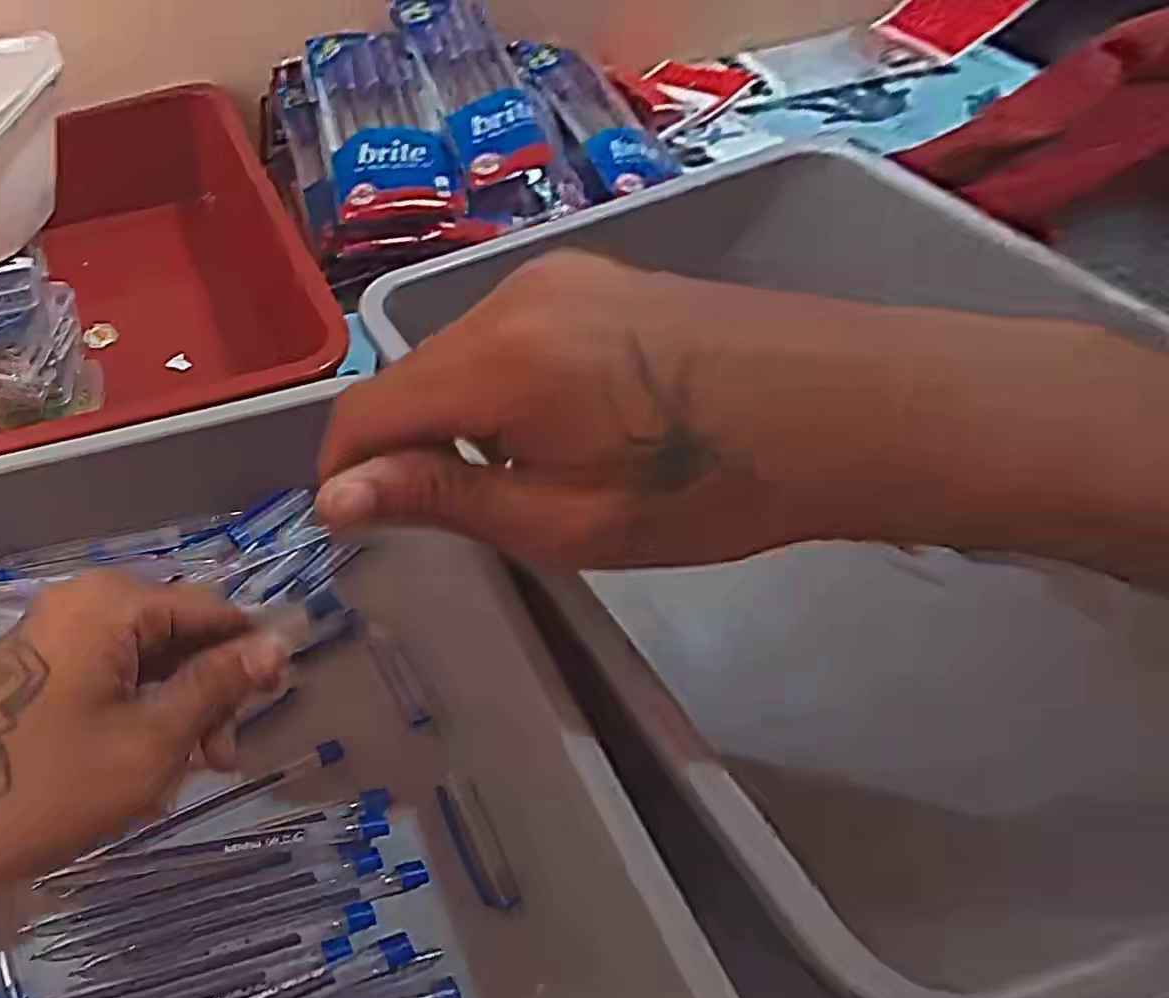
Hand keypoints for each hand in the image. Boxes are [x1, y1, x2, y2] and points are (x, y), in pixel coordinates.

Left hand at [0, 572, 287, 887]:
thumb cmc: (46, 787)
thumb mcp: (150, 741)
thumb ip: (216, 685)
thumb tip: (275, 644)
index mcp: (113, 602)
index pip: (210, 609)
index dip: (249, 652)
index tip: (274, 702)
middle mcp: (82, 600)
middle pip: (175, 632)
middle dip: (205, 692)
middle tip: (219, 759)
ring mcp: (54, 630)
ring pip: (142, 658)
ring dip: (171, 708)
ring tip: (176, 773)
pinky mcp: (36, 663)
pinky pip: (106, 672)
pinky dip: (133, 711)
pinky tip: (136, 763)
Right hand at [318, 250, 1168, 575]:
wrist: (868, 407)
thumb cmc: (705, 488)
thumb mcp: (555, 519)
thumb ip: (432, 497)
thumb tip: (330, 500)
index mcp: (499, 359)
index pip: (364, 410)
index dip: (342, 469)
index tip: (358, 521)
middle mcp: (506, 298)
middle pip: (397, 381)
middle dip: (394, 449)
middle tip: (444, 509)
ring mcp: (543, 277)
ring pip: (437, 360)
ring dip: (435, 420)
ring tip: (499, 471)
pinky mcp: (575, 276)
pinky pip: (483, 340)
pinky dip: (475, 392)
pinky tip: (534, 424)